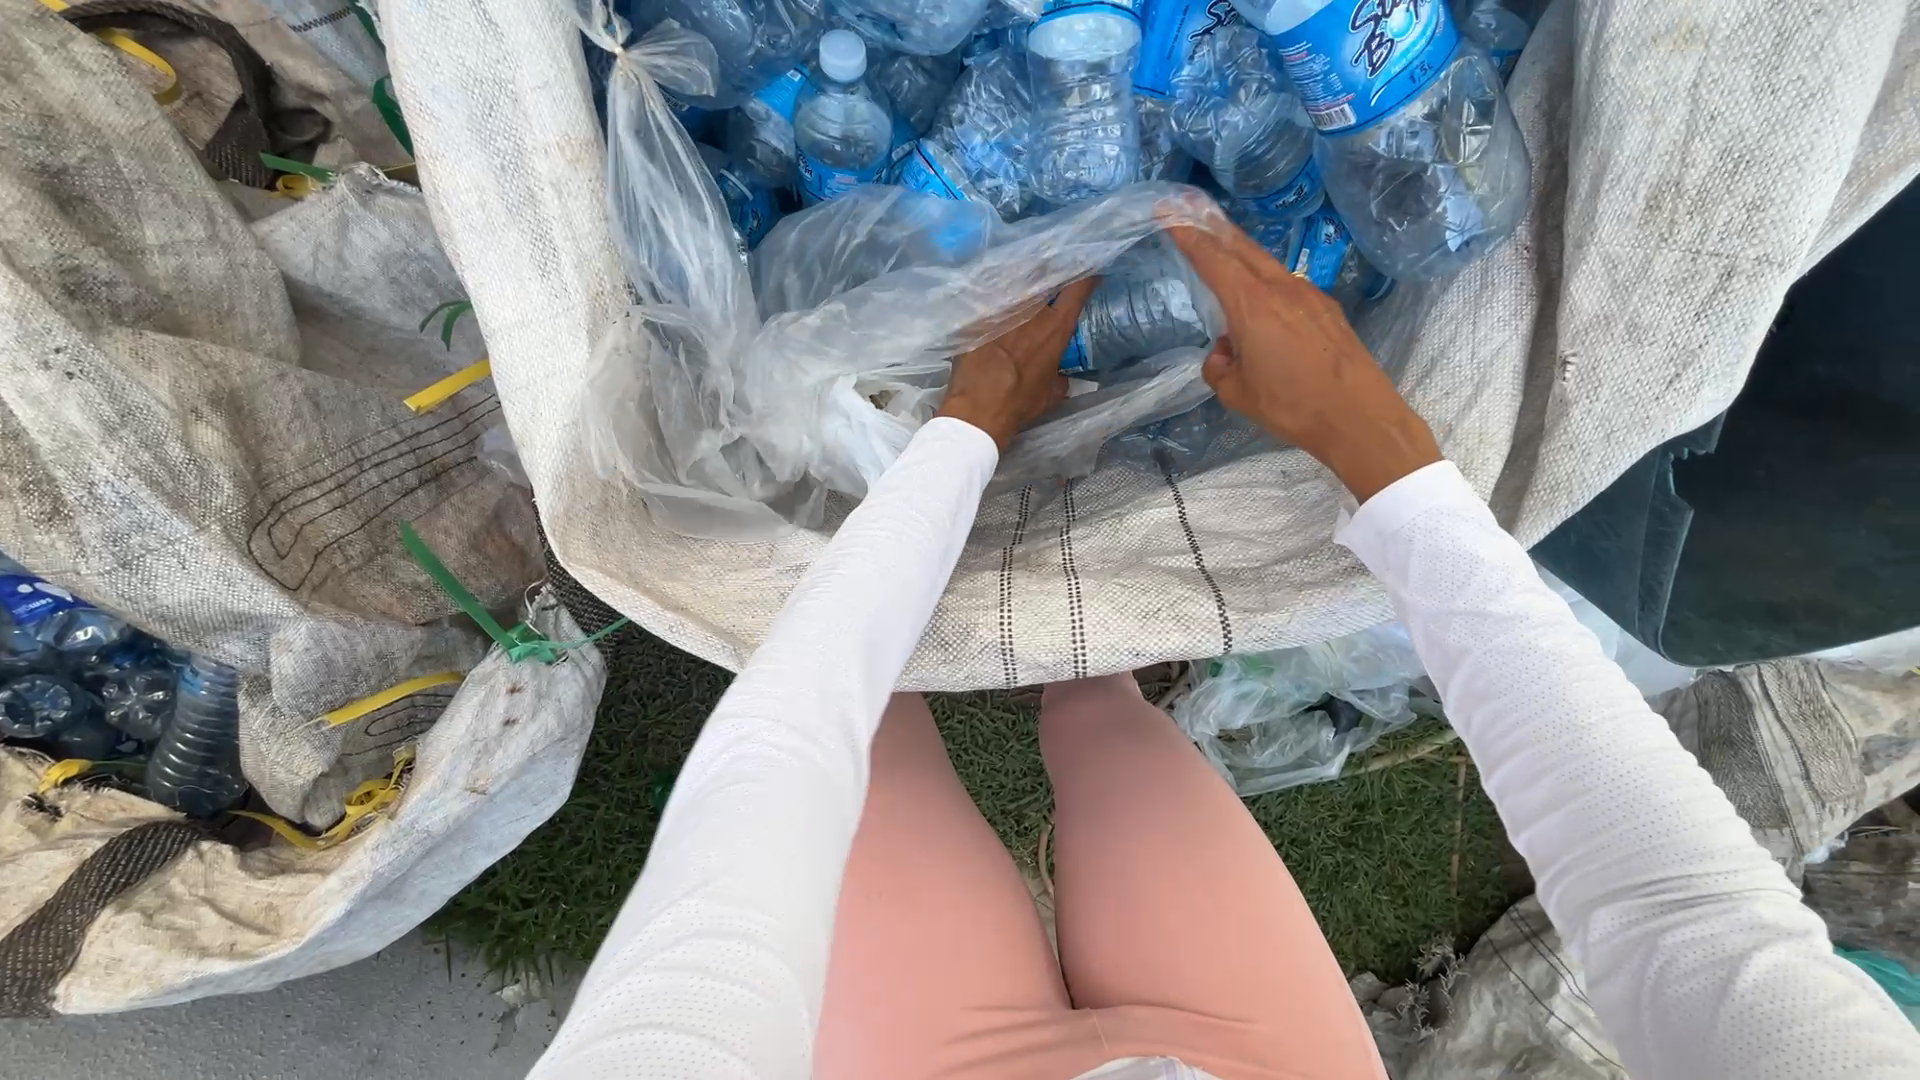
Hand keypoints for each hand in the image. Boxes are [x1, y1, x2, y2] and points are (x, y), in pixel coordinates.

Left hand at [937, 277, 1098, 450]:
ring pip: (1019, 282)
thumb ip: (1059, 377)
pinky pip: (991, 296)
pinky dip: (997, 297)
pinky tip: (996, 302)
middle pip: (1047, 276)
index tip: (1089, 275)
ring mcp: (1003, 309)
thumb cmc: (1018, 403)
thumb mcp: (1050, 394)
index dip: (1087, 277)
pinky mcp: (978, 315)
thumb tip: (1059, 374)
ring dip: (1024, 281)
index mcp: (1056, 327)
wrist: (977, 408)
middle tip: (1053, 275)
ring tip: (1024, 283)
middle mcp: (1032, 311)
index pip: (1079, 287)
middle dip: (1052, 273)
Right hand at [1164, 204, 1441, 501]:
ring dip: (1241, 256)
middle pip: (1242, 248)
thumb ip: (1218, 366)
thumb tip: (1223, 350)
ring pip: (1267, 265)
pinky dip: (1266, 284)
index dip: (1189, 236)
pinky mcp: (1326, 309)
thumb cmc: (1289, 405)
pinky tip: (1261, 305)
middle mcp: (1281, 289)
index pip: (1214, 260)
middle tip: (1191, 214)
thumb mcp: (1236, 393)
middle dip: (1214, 230)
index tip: (1170, 215)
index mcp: (1252, 305)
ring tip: (1223, 254)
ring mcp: (1309, 295)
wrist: (1355, 416)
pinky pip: (1287, 287)